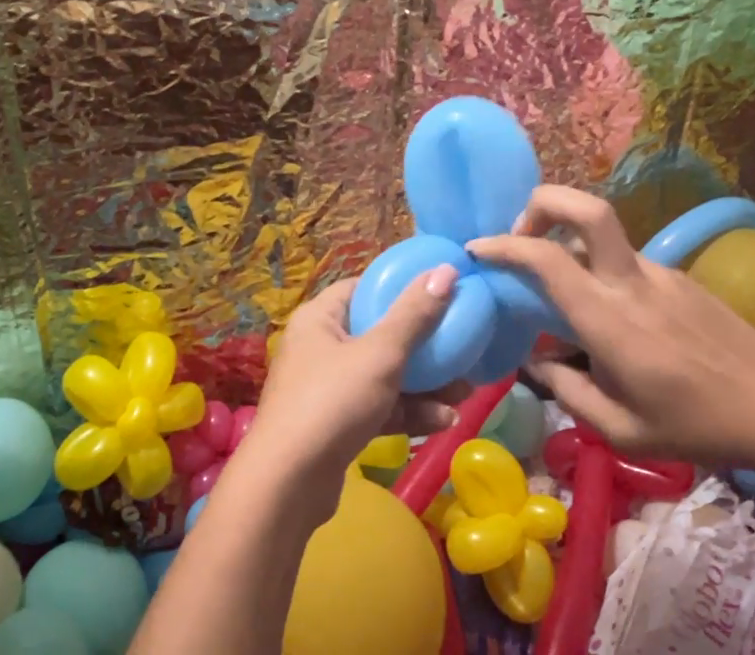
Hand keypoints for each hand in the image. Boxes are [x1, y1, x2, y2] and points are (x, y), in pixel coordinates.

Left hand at [236, 269, 469, 516]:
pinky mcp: (337, 425)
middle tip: (463, 346)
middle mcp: (320, 347)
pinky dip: (409, 412)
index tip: (439, 290)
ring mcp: (327, 389)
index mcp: (320, 318)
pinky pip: (380, 408)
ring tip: (465, 392)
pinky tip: (444, 421)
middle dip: (424, 344)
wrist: (289, 484)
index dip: (400, 286)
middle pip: (379, 333)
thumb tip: (446, 269)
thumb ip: (415, 314)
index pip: (362, 288)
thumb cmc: (332, 402)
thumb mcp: (380, 354)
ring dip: (425, 383)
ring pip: (385, 375)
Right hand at [469, 186, 754, 467]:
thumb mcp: (620, 429)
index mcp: (609, 320)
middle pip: (585, 207)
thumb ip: (567, 391)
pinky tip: (607, 315)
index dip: (505, 245)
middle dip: (542, 203)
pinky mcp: (678, 276)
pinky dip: (598, 268)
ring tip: (557, 286)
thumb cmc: (696, 426)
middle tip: (520, 234)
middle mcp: (632, 282)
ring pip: (602, 234)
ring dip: (568, 240)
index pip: (547, 260)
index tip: (478, 250)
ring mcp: (659, 272)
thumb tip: (538, 360)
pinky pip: (624, 260)